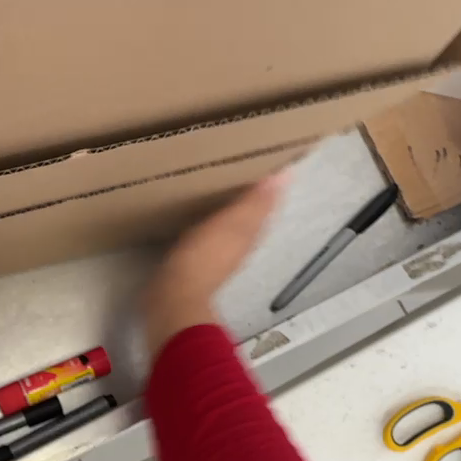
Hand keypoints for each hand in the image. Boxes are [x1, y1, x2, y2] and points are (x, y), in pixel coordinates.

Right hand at [142, 175, 285, 357]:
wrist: (174, 297)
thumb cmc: (202, 257)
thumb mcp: (230, 224)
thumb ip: (254, 202)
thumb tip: (286, 174)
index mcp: (251, 232)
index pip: (266, 204)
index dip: (267, 185)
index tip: (265, 163)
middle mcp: (241, 246)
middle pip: (250, 217)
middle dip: (248, 197)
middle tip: (241, 172)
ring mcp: (220, 258)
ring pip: (231, 228)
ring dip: (229, 212)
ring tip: (220, 191)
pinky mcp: (198, 266)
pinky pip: (210, 239)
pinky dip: (211, 227)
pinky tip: (201, 220)